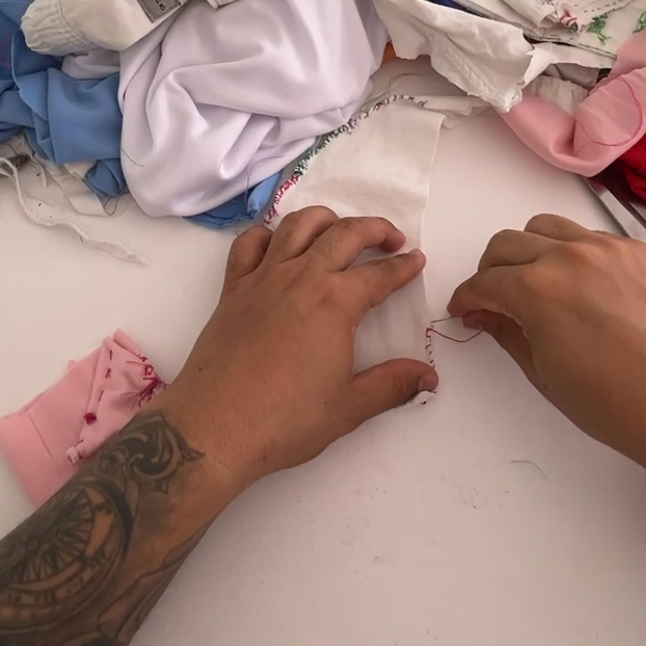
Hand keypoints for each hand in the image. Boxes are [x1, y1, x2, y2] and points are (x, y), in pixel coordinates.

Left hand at [152, 207, 437, 492]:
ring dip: (325, 219)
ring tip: (340, 229)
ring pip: (297, 225)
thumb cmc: (285, 419)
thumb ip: (393, 385)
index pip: (379, 274)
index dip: (403, 266)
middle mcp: (301, 277)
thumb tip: (429, 376)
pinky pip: (249, 243)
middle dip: (375, 229)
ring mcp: (263, 278)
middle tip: (392, 239)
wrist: (215, 426)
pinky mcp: (233, 288)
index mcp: (335, 302)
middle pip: (344, 233)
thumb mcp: (349, 407)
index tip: (417, 260)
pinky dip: (267, 234)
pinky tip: (279, 244)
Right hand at [448, 213, 645, 479]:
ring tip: (536, 280)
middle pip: (506, 243)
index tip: (464, 309)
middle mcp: (566, 255)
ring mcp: (606, 248)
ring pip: (545, 227)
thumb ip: (507, 332)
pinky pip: (588, 237)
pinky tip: (583, 285)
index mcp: (536, 289)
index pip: (484, 281)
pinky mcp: (637, 250)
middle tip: (494, 297)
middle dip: (490, 270)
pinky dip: (572, 252)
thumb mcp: (544, 374)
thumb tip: (487, 313)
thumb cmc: (614, 404)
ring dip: (528, 250)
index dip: (466, 297)